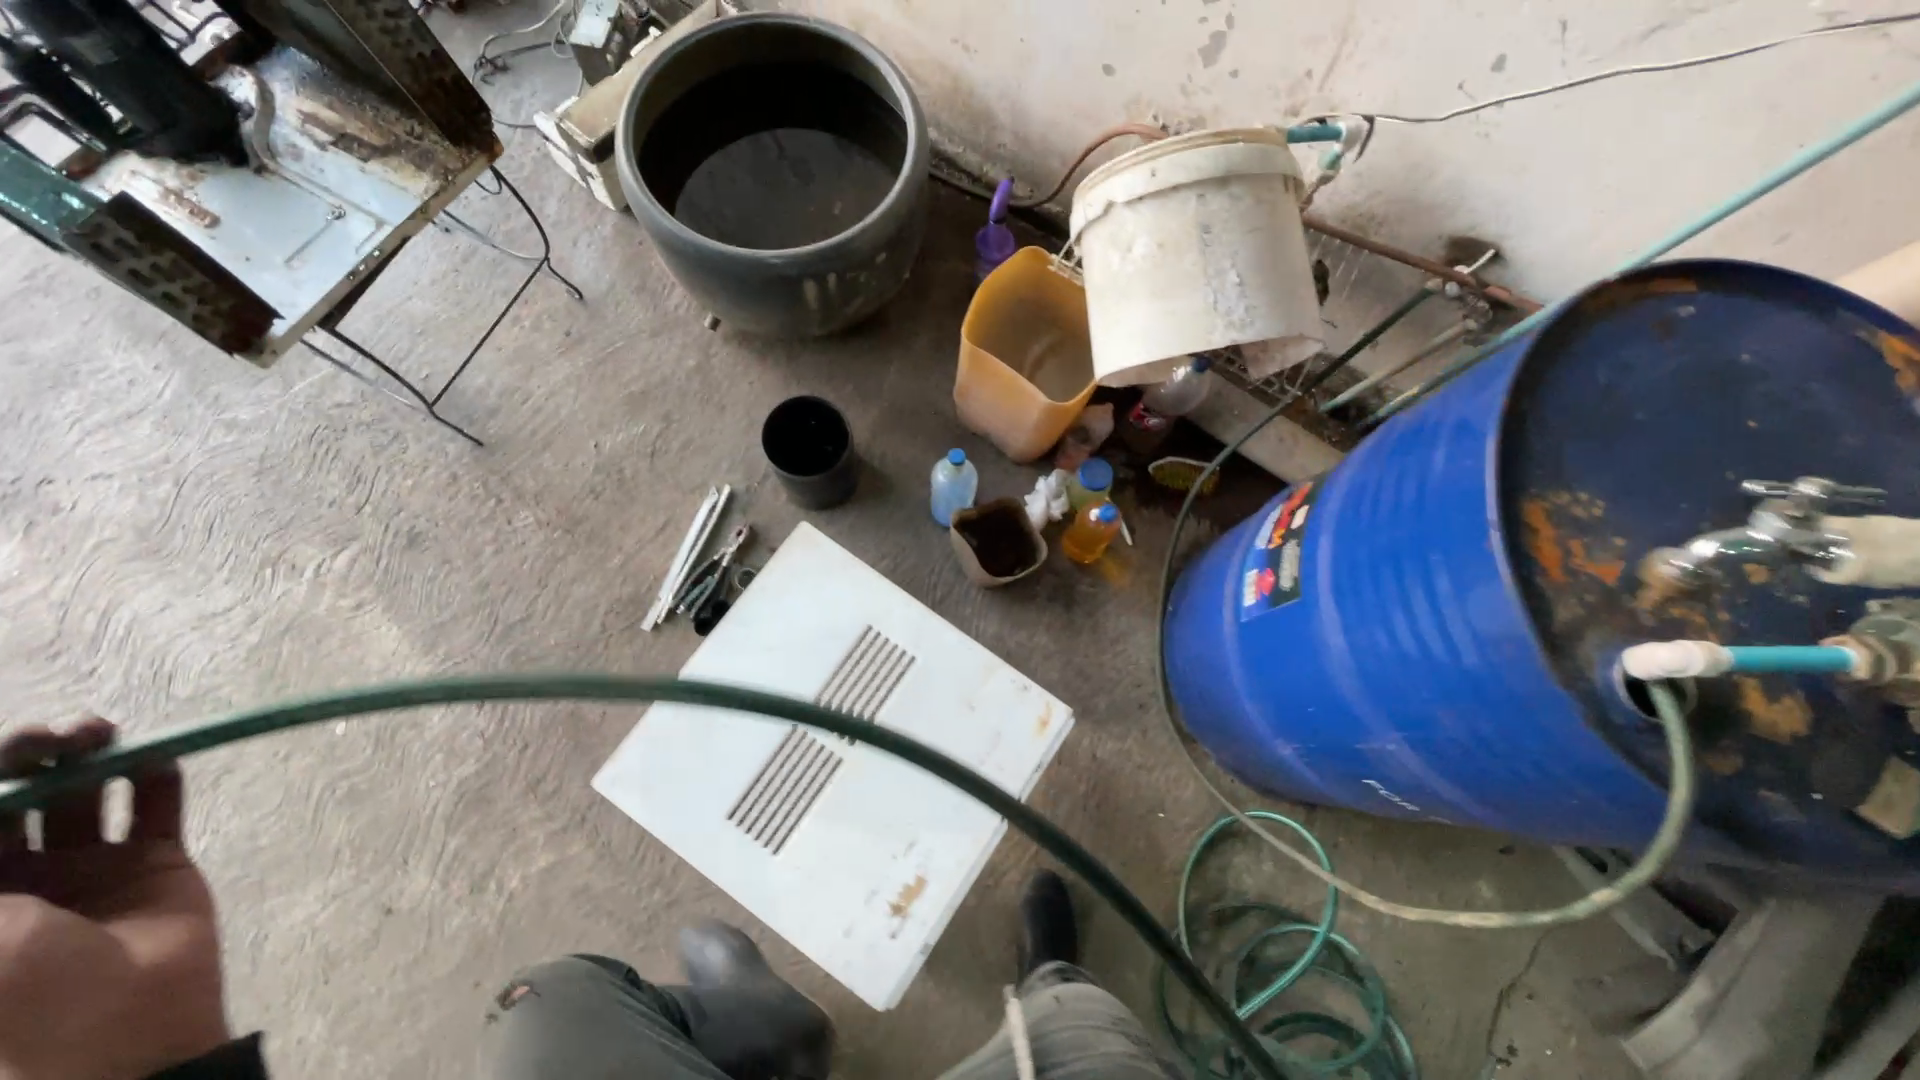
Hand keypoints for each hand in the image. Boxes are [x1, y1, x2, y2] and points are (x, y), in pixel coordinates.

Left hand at [0, 719, 228, 1079]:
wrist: (122, 1024)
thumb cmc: (23, 986)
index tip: (6, 750)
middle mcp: (23, 873)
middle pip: (26, 798)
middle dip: (34, 758)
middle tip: (55, 735)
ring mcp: (93, 867)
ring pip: (90, 795)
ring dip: (94, 758)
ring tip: (103, 732)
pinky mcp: (157, 861)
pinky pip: (158, 806)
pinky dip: (158, 774)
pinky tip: (156, 752)